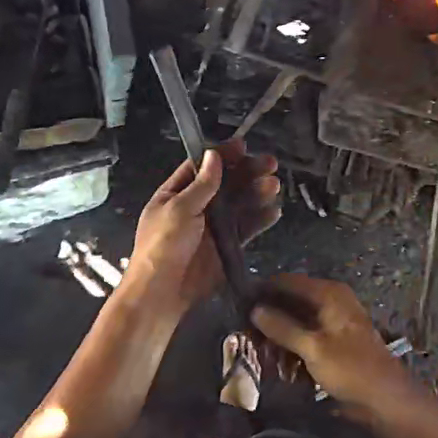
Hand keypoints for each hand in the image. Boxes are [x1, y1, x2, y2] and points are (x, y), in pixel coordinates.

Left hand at [125, 141, 280, 318]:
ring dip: (257, 193)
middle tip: (270, 163)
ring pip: (239, 204)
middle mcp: (195, 207)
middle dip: (247, 172)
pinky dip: (260, 219)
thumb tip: (214, 156)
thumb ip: (201, 184)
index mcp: (176, 194)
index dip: (222, 156)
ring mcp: (212, 227)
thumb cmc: (163, 245)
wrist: (163, 292)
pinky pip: (245, 228)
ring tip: (274, 185)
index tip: (243, 146)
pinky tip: (274, 211)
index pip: (201, 167)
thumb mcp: (179, 209)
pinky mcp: (225, 246)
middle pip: (226, 184)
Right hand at [250, 274, 409, 407]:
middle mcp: (331, 300)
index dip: (262, 290)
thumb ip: (282, 327)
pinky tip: (277, 360)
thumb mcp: (313, 348)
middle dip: (268, 315)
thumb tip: (255, 309)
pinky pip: (305, 335)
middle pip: (291, 300)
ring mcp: (333, 320)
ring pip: (296, 319)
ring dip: (278, 334)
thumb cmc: (351, 369)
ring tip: (256, 349)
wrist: (386, 398)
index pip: (287, 281)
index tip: (237, 304)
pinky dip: (292, 344)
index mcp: (329, 293)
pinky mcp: (333, 340)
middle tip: (242, 331)